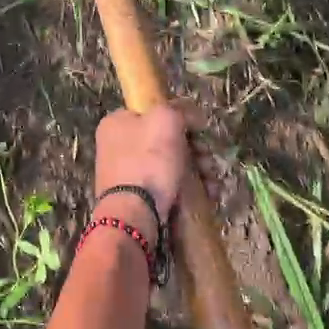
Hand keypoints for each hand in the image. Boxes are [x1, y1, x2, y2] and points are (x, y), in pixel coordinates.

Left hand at [92, 102, 202, 246]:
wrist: (132, 218)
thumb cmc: (147, 161)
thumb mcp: (167, 120)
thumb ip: (182, 110)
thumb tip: (194, 117)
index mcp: (116, 123)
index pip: (154, 111)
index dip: (180, 118)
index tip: (198, 131)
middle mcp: (118, 147)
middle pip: (166, 139)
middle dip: (195, 149)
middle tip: (207, 159)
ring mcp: (127, 175)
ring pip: (171, 164)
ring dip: (197, 170)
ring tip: (212, 182)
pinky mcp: (138, 200)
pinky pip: (169, 187)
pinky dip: (190, 189)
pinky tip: (208, 195)